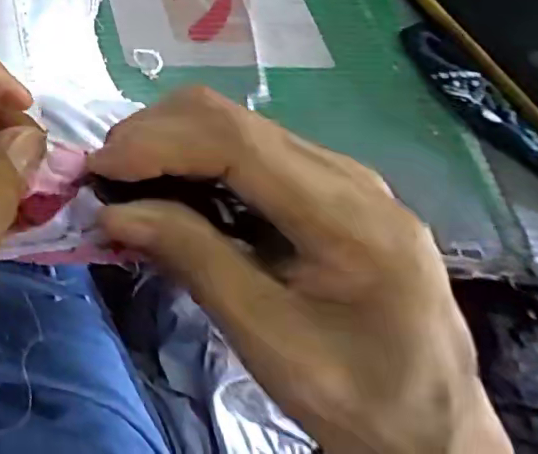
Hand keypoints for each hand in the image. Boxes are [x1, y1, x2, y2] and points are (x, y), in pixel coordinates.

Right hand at [89, 86, 510, 453]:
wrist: (438, 440)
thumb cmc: (359, 403)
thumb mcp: (270, 342)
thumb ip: (193, 262)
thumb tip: (112, 212)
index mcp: (351, 220)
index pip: (233, 142)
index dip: (155, 142)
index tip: (99, 169)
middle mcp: (346, 178)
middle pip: (224, 116)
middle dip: (150, 135)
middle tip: (105, 179)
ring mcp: (334, 175)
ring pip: (224, 120)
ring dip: (162, 140)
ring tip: (126, 183)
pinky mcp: (318, 183)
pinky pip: (236, 144)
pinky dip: (185, 154)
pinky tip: (166, 188)